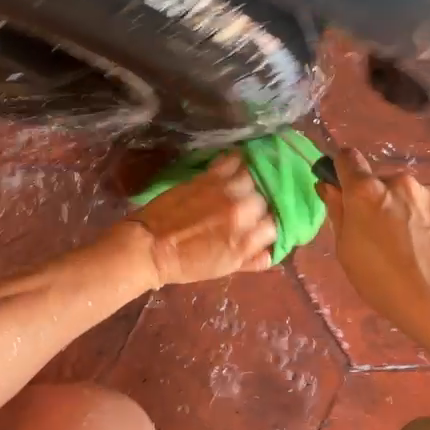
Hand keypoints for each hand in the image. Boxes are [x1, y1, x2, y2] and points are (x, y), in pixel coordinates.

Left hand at [126, 152, 276, 286]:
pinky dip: (238, 160)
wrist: (150, 247)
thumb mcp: (224, 269)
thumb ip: (252, 260)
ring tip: (248, 180)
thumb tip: (273, 251)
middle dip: (263, 200)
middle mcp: (242, 213)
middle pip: (268, 197)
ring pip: (255, 175)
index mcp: (247, 240)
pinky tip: (238, 162)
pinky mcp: (209, 177)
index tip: (266, 220)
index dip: (272, 221)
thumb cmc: (186, 264)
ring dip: (253, 178)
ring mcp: (226, 191)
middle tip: (252, 202)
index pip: (278, 222)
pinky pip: (233, 160)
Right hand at [317, 149, 429, 360]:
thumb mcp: (348, 254)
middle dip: (377, 202)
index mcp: (367, 192)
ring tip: (414, 250)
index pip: (347, 157)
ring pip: (408, 196)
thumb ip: (337, 213)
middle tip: (382, 237)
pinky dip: (429, 223)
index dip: (342, 171)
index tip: (343, 190)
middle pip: (380, 183)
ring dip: (405, 212)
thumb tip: (329, 187)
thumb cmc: (388, 285)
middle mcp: (400, 183)